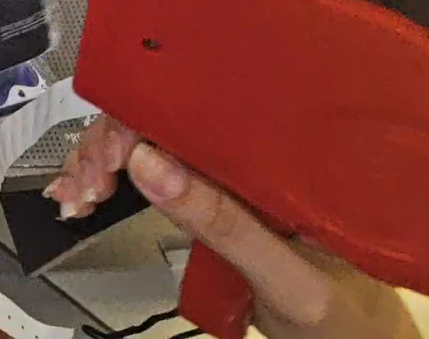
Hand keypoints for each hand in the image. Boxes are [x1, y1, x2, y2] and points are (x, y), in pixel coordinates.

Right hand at [45, 117, 422, 338]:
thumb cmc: (354, 329)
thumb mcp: (296, 285)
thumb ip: (225, 227)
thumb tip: (143, 159)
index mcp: (277, 158)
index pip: (192, 112)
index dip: (139, 121)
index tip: (107, 157)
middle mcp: (243, 156)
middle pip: (155, 123)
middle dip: (105, 146)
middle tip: (82, 186)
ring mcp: (218, 177)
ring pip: (138, 145)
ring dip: (94, 163)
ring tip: (73, 196)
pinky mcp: (200, 198)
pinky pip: (141, 175)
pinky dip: (101, 180)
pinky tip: (79, 193)